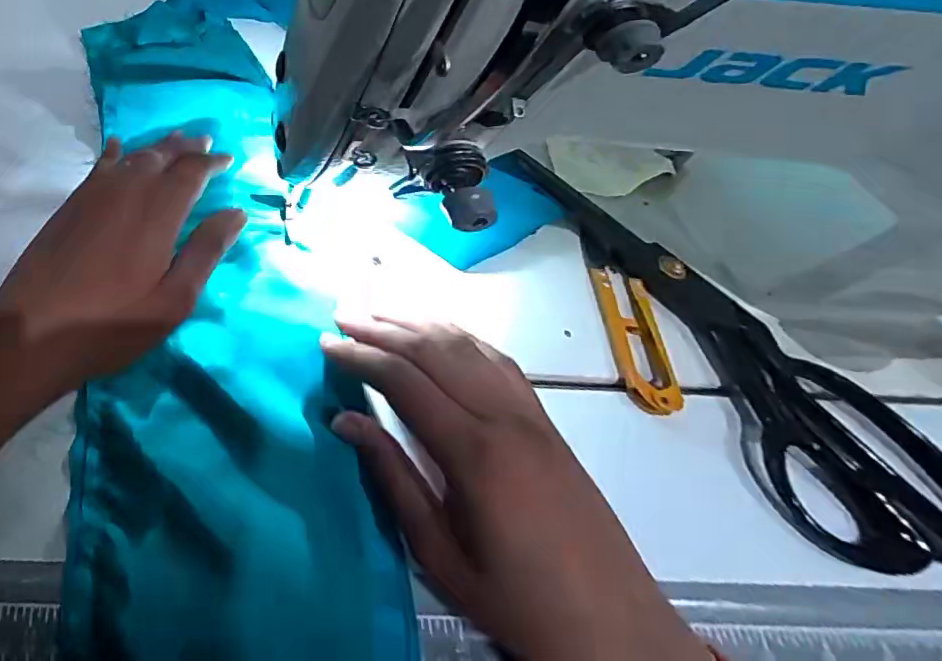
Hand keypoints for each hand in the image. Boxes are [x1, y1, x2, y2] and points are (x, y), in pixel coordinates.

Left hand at [0, 132, 246, 388]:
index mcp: (157, 210)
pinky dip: (115, 153)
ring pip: (132, 156)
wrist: (31, 332)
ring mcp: (93, 194)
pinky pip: (99, 166)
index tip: (229, 160)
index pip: (191, 172)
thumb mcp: (173, 300)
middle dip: (186, 148)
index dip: (211, 163)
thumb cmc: (111, 323)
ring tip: (174, 140)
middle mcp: (127, 190)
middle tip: (205, 141)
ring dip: (157, 147)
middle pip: (161, 156)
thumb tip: (236, 212)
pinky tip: (117, 148)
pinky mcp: (70, 205)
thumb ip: (206, 251)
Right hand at [322, 316, 706, 660]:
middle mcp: (504, 418)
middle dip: (383, 328)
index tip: (327, 344)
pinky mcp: (547, 420)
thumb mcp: (439, 553)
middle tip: (342, 317)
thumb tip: (344, 419)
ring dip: (420, 322)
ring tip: (381, 312)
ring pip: (468, 345)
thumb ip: (392, 477)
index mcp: (475, 453)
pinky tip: (442, 334)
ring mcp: (531, 414)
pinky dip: (462, 337)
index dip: (361, 356)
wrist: (614, 628)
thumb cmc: (516, 601)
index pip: (405, 381)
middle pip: (435, 350)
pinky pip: (498, 360)